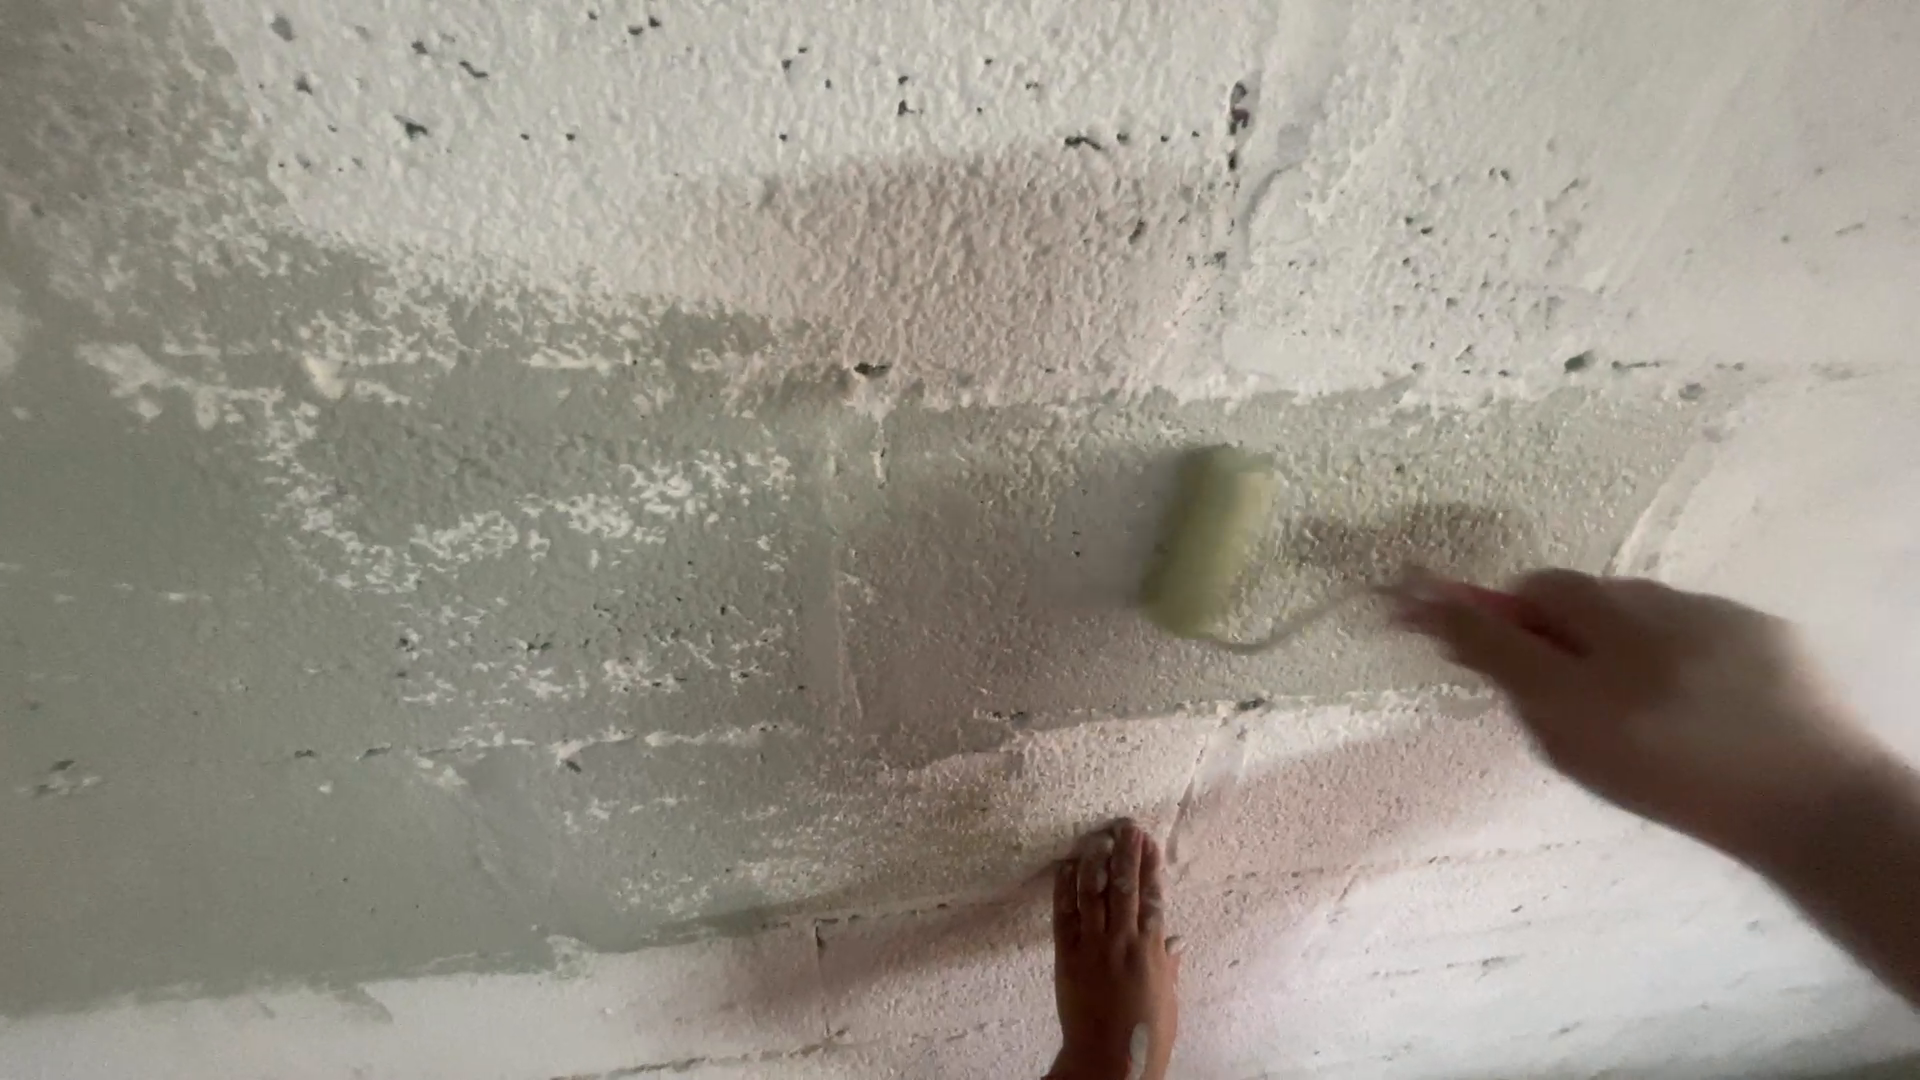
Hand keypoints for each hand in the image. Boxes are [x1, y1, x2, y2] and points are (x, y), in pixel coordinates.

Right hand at [1394, 568, 1886, 864]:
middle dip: (1542, 622)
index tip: (1423, 611)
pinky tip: (1684, 692)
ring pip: (1623, 605)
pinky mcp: (1764, 629)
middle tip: (1544, 673)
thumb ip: (1500, 664)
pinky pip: (1684, 620)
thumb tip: (1441, 615)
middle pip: (1563, 593)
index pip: (1503, 593)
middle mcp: (1650, 604)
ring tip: (1622, 691)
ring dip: (1604, 632)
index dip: (1469, 600)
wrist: (1817, 812)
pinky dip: (1664, 644)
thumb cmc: (1664, 777)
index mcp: (1599, 634)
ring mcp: (1712, 613)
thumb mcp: (1561, 733)